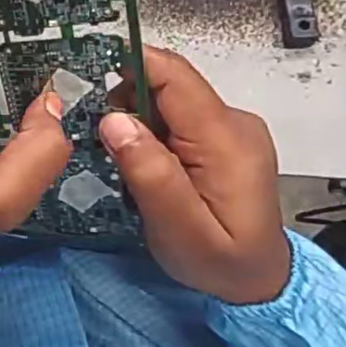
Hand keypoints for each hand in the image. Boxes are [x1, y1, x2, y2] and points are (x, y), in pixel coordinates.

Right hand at [99, 46, 288, 303]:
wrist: (260, 284)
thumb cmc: (221, 262)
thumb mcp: (180, 229)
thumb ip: (151, 174)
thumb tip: (114, 120)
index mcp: (225, 140)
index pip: (175, 77)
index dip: (130, 62)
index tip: (85, 67)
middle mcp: (232, 123)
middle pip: (167, 84)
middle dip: (123, 99)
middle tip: (93, 132)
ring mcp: (228, 127)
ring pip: (166, 99)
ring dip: (133, 116)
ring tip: (116, 154)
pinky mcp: (219, 136)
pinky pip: (174, 115)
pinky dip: (146, 128)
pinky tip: (137, 159)